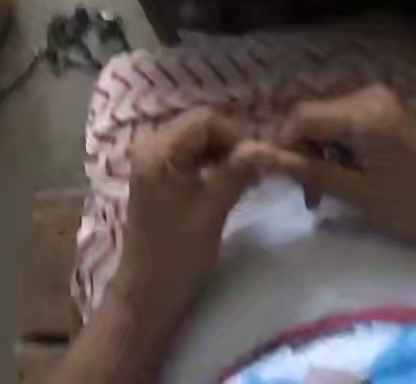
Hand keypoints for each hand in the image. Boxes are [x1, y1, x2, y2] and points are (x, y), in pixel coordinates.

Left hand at [110, 109, 259, 324]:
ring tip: (242, 174)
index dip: (235, 134)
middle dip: (229, 140)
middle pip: (199, 123)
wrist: (147, 295)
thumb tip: (268, 148)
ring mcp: (150, 155)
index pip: (205, 119)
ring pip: (195, 135)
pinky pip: (186, 149)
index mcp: (160, 148)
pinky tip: (223, 177)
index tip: (257, 160)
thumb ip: (238, 170)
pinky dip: (207, 158)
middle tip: (253, 167)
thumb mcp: (214, 208)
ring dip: (220, 149)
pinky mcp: (154, 169)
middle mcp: (150, 142)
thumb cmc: (179, 253)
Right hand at [238, 84, 415, 255]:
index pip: (303, 115)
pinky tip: (343, 166)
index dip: (284, 142)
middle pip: (313, 111)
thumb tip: (265, 158)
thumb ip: (310, 172)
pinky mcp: (383, 103)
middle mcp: (369, 94)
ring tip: (325, 184)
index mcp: (365, 115)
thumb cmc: (415, 209)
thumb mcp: (358, 195)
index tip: (280, 175)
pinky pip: (343, 114)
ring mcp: (378, 95)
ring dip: (317, 145)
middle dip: (302, 147)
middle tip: (307, 191)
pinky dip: (334, 138)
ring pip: (325, 112)